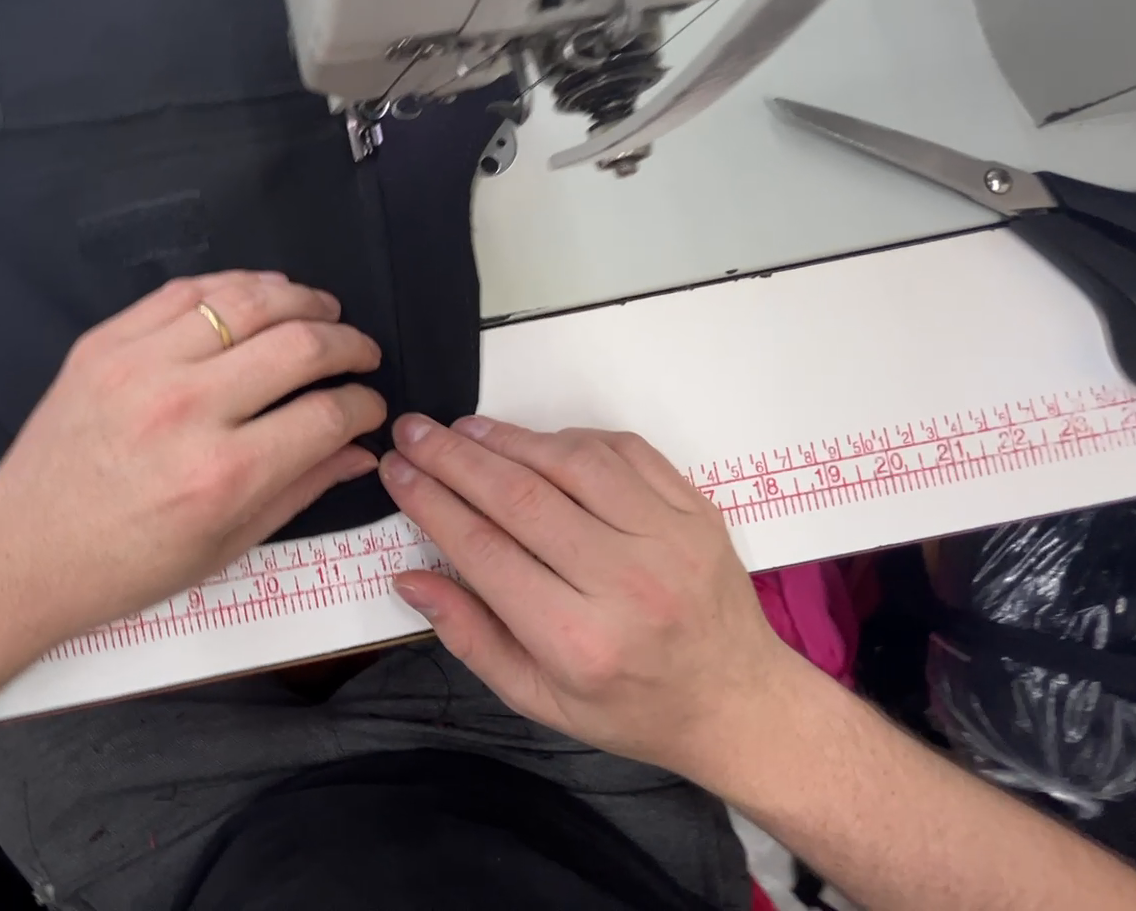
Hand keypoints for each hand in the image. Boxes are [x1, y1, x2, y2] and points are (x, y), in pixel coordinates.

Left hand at [0, 272, 385, 643]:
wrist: (23, 551)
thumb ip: (300, 489)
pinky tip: (260, 293)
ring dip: (300, 299)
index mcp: (223, 475)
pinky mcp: (104, 343)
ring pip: (246, 302)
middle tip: (360, 352)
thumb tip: (359, 450)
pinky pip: (184, 291)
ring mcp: (140, 366)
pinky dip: (234, 285)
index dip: (363, 405)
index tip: (368, 405)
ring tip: (323, 309)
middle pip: (298, 346)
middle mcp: (187, 409)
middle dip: (348, 344)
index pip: (325, 414)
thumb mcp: (225, 547)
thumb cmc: (127, 566)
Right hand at [379, 414, 801, 778]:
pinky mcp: (696, 510)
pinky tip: (531, 440)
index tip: (395, 469)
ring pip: (569, 463)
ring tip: (459, 429)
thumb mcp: (536, 697)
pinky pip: (622, 449)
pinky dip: (566, 436)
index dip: (429, 502)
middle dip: (452, 456)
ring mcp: (669, 539)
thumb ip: (469, 636)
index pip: (482, 550)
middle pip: (519, 497)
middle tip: (411, 429)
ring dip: (504, 437)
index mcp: (578, 640)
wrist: (740, 704)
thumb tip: (408, 579)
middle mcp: (626, 584)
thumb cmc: (627, 707)